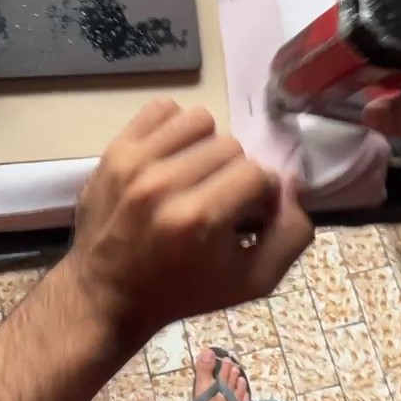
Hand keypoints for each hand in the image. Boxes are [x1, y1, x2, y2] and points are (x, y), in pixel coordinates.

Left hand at [55, 99, 312, 350]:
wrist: (107, 291)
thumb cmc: (184, 290)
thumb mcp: (252, 282)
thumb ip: (291, 234)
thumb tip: (292, 182)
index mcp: (199, 219)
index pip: (257, 174)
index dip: (261, 194)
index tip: (247, 213)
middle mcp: (165, 184)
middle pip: (230, 146)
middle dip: (234, 173)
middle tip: (219, 198)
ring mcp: (135, 162)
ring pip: (200, 120)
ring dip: (206, 145)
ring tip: (195, 173)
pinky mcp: (114, 149)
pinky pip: (161, 108)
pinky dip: (174, 127)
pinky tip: (171, 155)